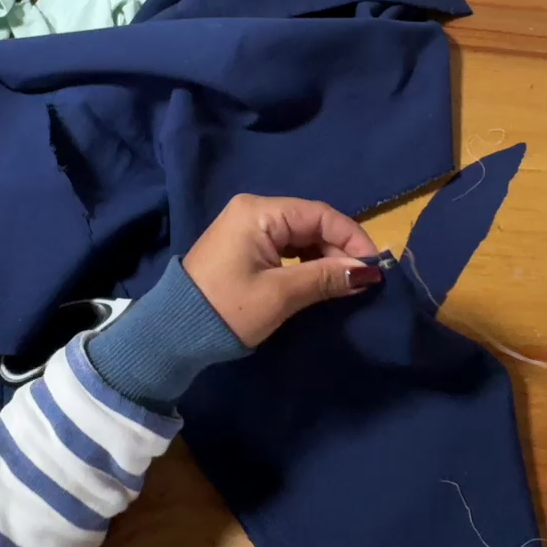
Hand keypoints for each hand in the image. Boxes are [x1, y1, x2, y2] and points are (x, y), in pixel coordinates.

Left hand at [182, 195, 382, 346]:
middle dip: (339, 249)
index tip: (376, 266)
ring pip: (300, 235)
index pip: (320, 214)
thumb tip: (368, 272)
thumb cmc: (226, 310)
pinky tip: (320, 281)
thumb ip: (325, 277)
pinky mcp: (243, 246)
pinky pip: (285, 246)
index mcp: (259, 212)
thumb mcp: (280, 295)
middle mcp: (253, 210)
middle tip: (363, 281)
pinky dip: (306, 262)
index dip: (353, 238)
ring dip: (324, 257)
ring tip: (345, 284)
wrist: (171, 335)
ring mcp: (246, 227)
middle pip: (311, 222)